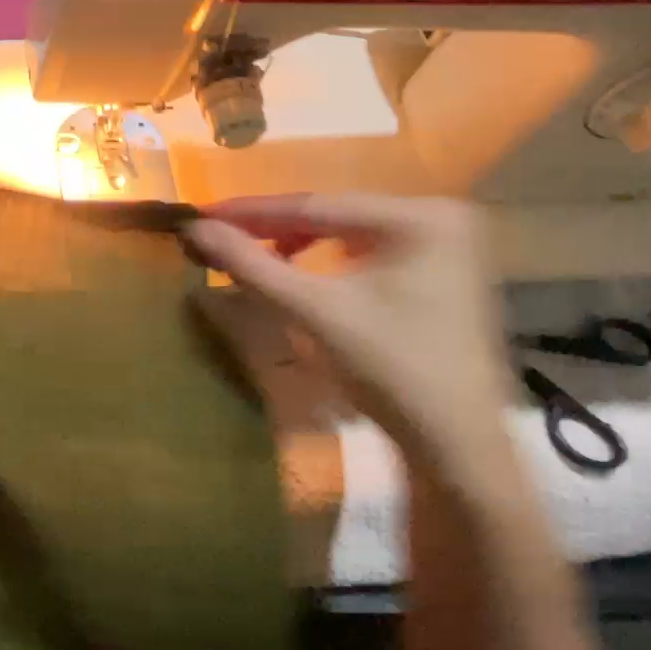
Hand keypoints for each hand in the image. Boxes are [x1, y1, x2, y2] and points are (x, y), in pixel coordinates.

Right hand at [183, 194, 514, 473]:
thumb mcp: (313, 310)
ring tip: (248, 255)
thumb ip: (251, 264)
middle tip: (215, 235)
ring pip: (343, 232)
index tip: (199, 214)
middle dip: (269, 227)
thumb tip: (193, 228)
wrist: (457, 444)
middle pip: (330, 215)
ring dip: (292, 242)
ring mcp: (443, 244)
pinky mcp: (438, 271)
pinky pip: (363, 250)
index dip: (249, 211)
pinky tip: (295, 272)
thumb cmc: (391, 369)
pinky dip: (323, 259)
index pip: (314, 205)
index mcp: (419, 217)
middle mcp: (438, 216)